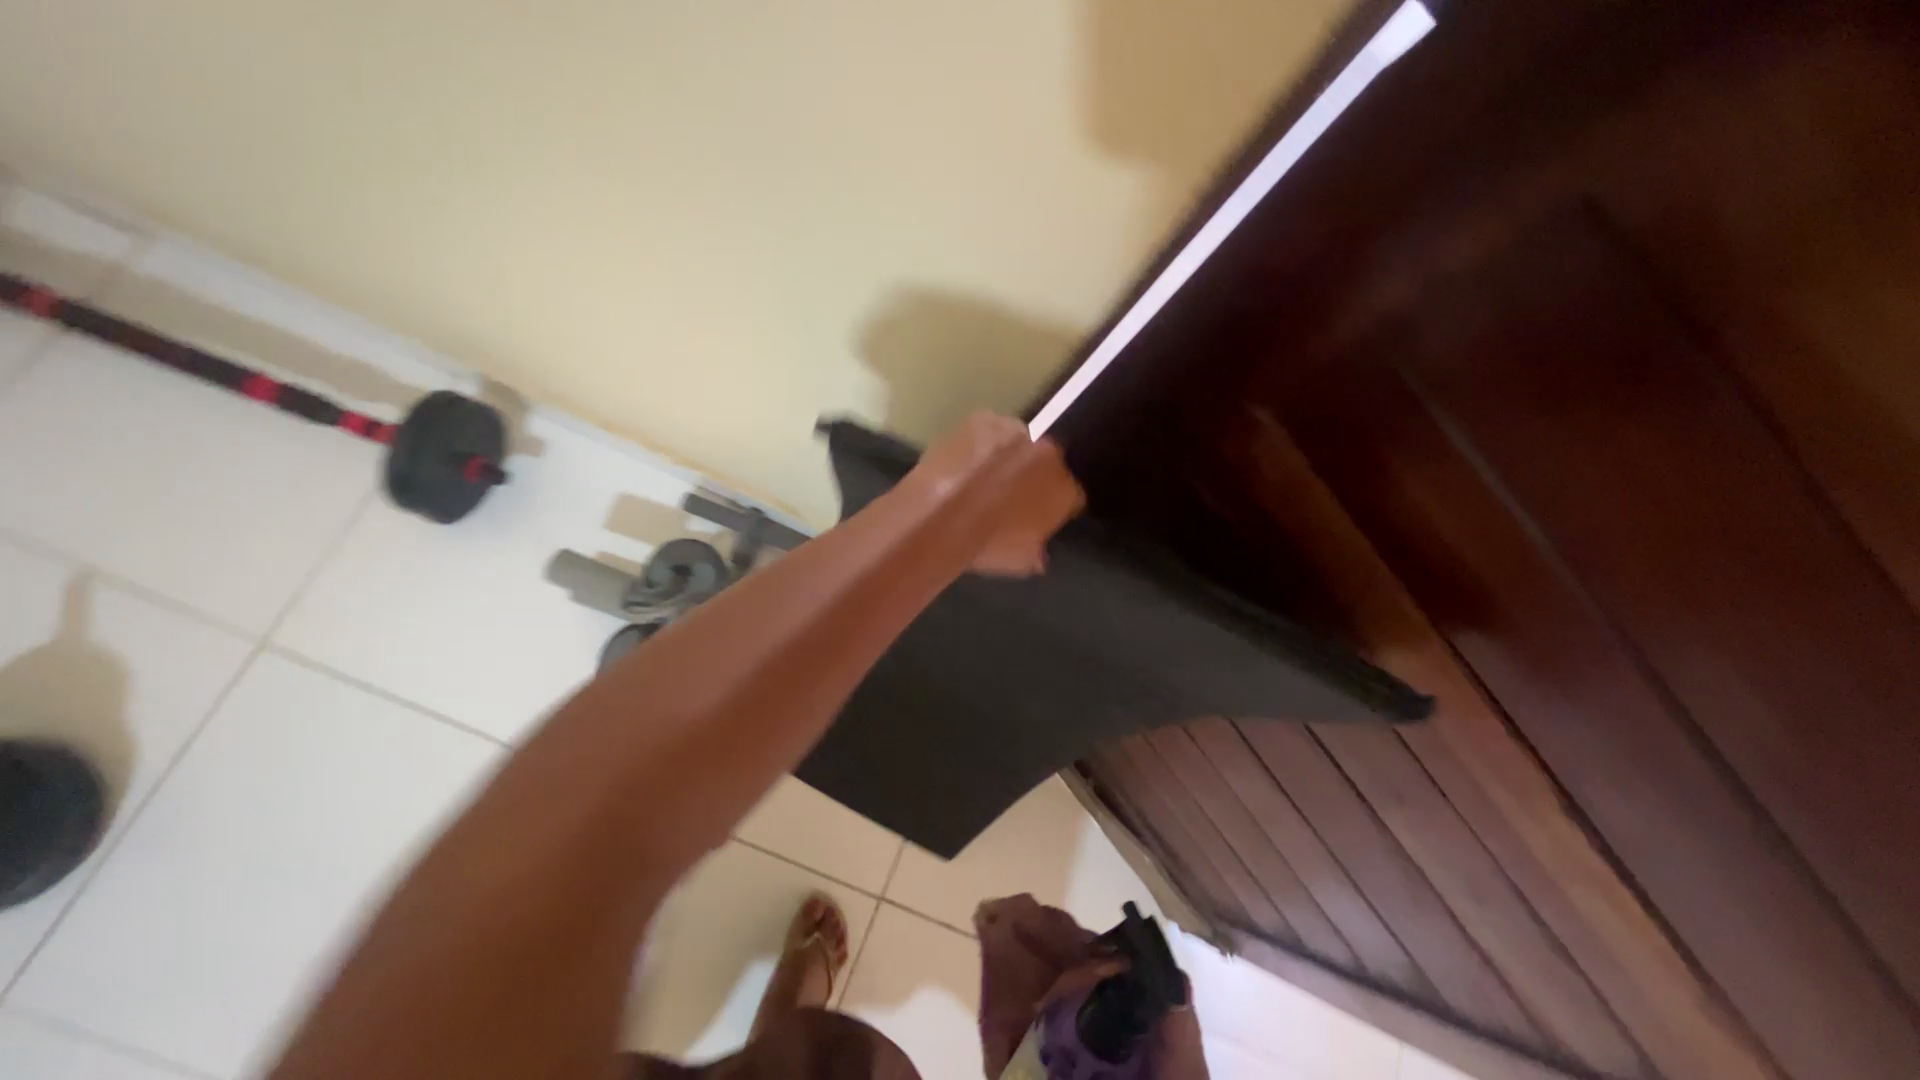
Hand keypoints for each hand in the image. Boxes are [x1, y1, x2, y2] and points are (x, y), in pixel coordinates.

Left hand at [904, 413, 1084, 575]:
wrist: (939, 519)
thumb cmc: (986, 545)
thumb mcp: (1022, 560)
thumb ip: (1039, 548)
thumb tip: (1039, 549)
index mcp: (1064, 488)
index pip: (1070, 495)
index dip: (1052, 506)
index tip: (1037, 515)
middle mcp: (1048, 452)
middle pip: (1047, 461)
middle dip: (1033, 475)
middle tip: (1009, 494)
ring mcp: (1015, 431)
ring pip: (1018, 442)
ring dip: (1008, 456)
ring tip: (983, 476)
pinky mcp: (982, 419)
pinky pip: (987, 431)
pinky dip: (980, 444)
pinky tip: (965, 463)